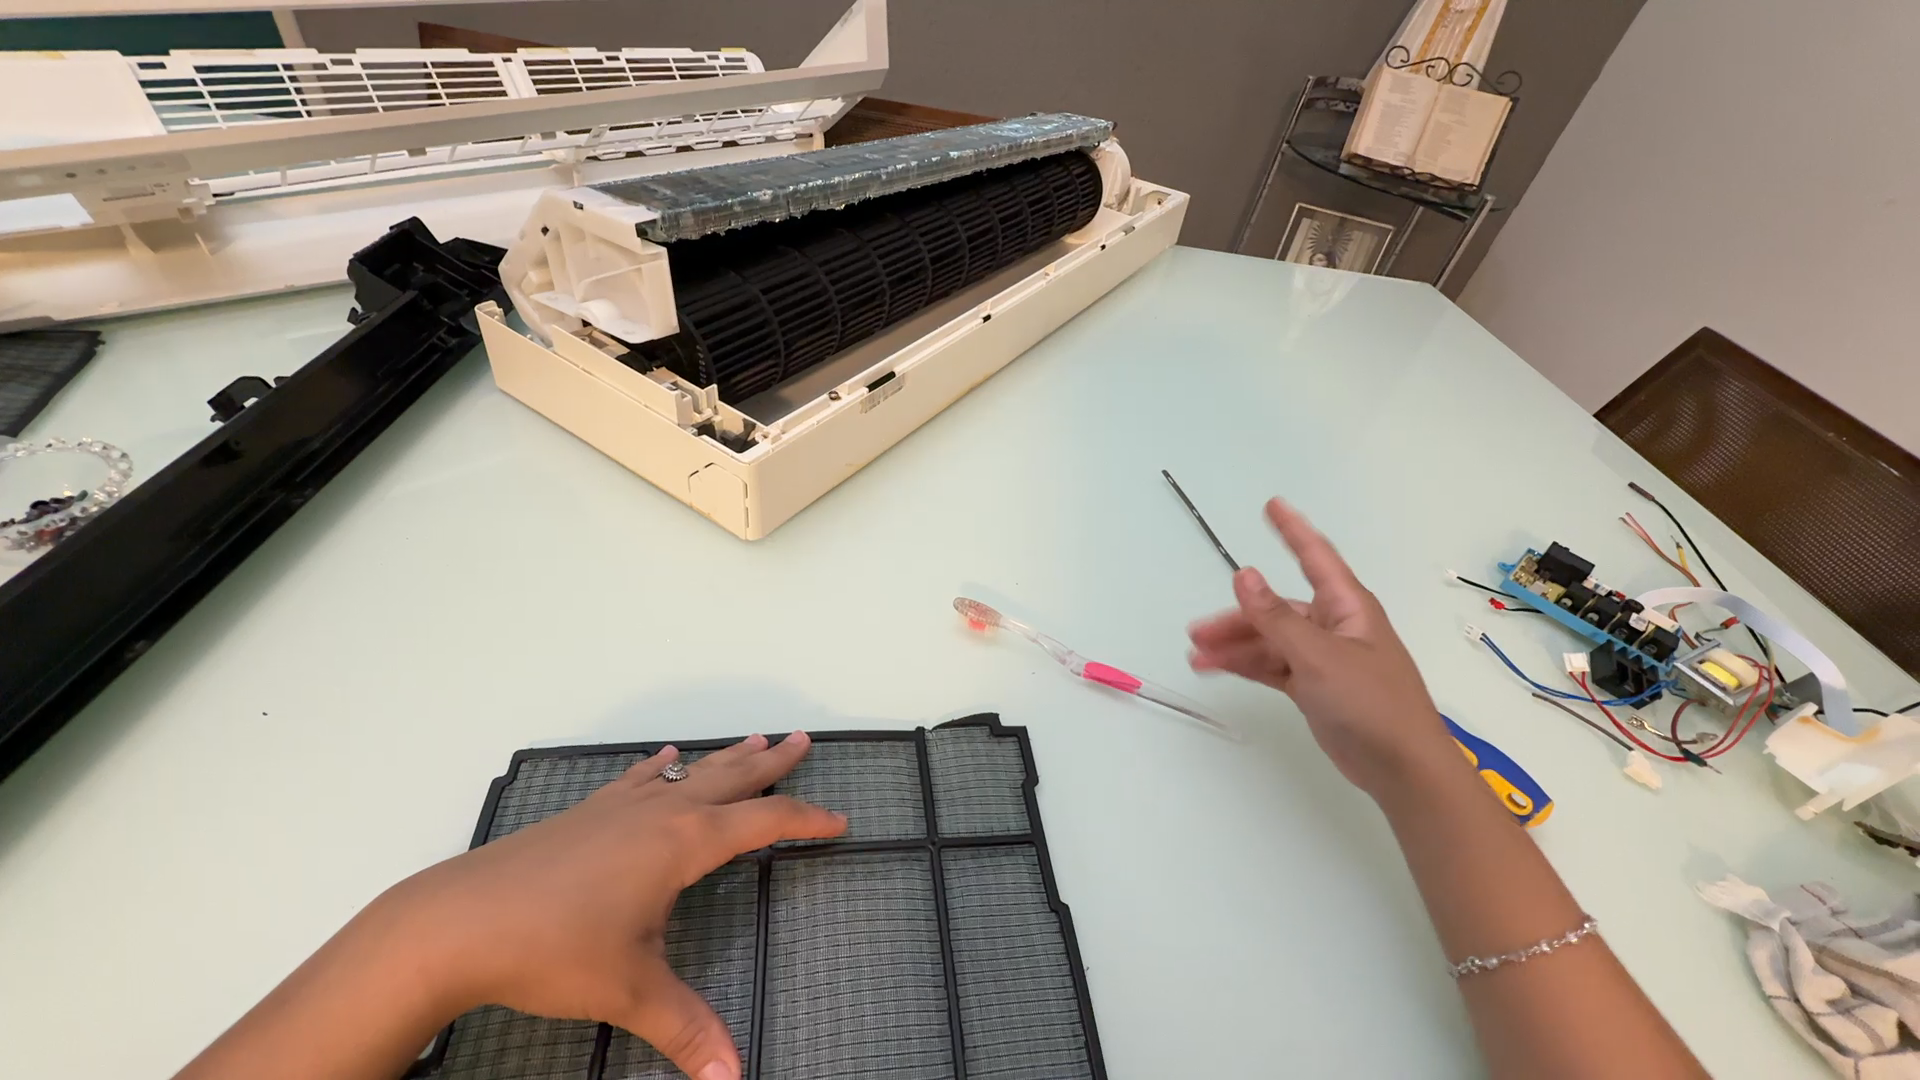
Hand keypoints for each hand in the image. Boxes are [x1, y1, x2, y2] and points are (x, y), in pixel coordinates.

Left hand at [376, 732, 845, 1079]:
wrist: (459, 921)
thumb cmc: (555, 949)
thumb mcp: (630, 991)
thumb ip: (686, 1030)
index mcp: (686, 843)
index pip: (764, 823)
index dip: (807, 820)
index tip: (840, 820)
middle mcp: (664, 812)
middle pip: (733, 777)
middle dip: (773, 762)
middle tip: (803, 739)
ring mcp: (623, 806)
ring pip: (692, 771)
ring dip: (728, 756)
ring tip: (756, 739)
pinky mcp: (589, 811)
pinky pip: (639, 778)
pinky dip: (661, 766)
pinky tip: (665, 758)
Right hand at [1187, 499, 1455, 797]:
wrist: (1401, 768)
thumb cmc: (1369, 702)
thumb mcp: (1318, 656)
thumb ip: (1275, 618)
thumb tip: (1244, 575)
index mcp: (1346, 607)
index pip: (1315, 557)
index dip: (1292, 530)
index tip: (1271, 504)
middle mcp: (1334, 626)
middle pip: (1277, 609)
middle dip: (1238, 615)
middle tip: (1197, 630)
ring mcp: (1322, 657)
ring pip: (1269, 639)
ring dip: (1235, 644)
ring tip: (1196, 655)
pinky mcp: (1313, 686)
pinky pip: (1271, 665)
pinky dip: (1245, 665)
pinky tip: (1215, 669)